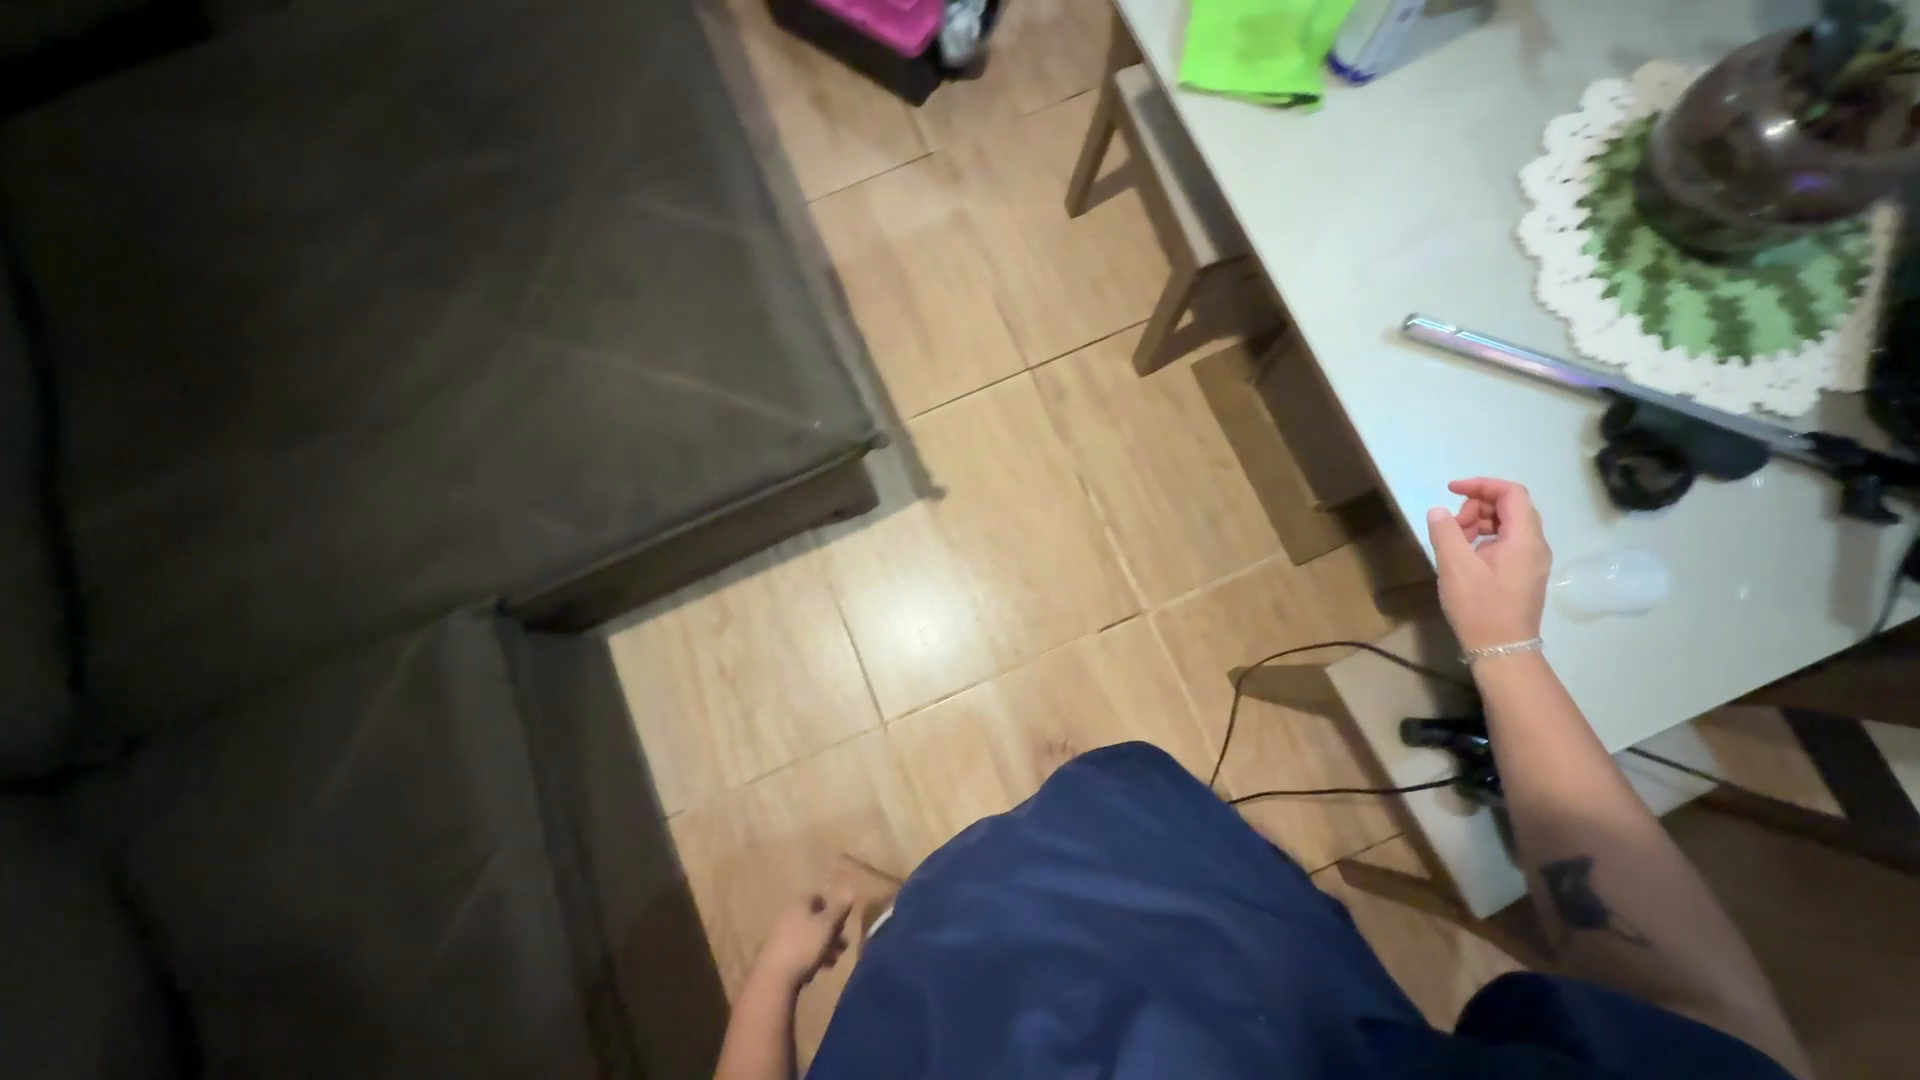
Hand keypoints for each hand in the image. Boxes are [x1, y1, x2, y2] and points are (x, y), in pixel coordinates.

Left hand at [748, 889, 854, 992]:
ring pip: (809, 936)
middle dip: (832, 931)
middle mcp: (789, 915)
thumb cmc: (804, 946)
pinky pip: (800, 950)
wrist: (773, 978)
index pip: (819, 897)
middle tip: (843, 946)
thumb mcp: (827, 926)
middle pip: (815, 918)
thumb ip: (839, 908)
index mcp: (799, 904)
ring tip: (834, 961)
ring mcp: (781, 935)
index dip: (834, 907)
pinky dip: (812, 956)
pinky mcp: (778, 954)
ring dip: (825, 946)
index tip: (844, 922)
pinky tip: (819, 969)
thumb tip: (850, 888)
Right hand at [1425, 477, 1552, 652]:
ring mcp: (1531, 560)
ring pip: (1508, 524)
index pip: (1512, 493)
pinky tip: (1465, 556)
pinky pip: (1507, 542)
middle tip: (1450, 526)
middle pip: (1511, 507)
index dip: (1481, 485)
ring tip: (1454, 542)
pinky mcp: (1523, 572)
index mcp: (1524, 539)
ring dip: (1478, 523)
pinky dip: (1484, 539)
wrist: (1502, 649)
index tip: (1450, 491)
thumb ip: (1446, 533)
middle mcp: (1535, 545)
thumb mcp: (1455, 568)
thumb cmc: (1480, 607)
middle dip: (1477, 507)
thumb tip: (1439, 511)